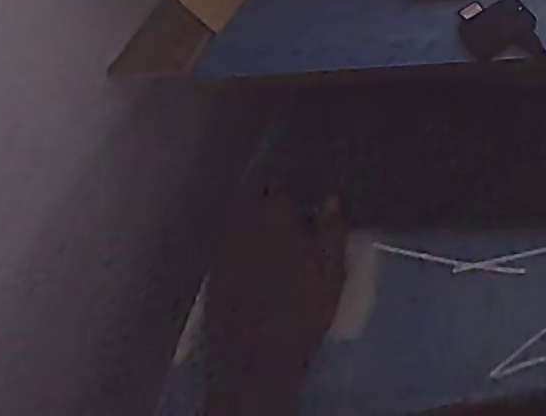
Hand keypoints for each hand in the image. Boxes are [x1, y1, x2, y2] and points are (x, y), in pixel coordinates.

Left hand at [205, 183, 346, 412]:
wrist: (254, 365)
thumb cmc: (302, 312)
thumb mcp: (332, 271)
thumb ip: (332, 230)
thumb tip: (331, 199)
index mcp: (274, 216)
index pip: (276, 183)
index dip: (288, 180)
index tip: (300, 181)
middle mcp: (244, 226)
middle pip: (253, 198)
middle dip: (268, 195)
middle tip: (287, 202)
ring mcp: (224, 252)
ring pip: (238, 221)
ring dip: (253, 218)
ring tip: (272, 227)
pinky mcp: (213, 277)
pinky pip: (228, 246)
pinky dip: (241, 244)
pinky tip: (255, 256)